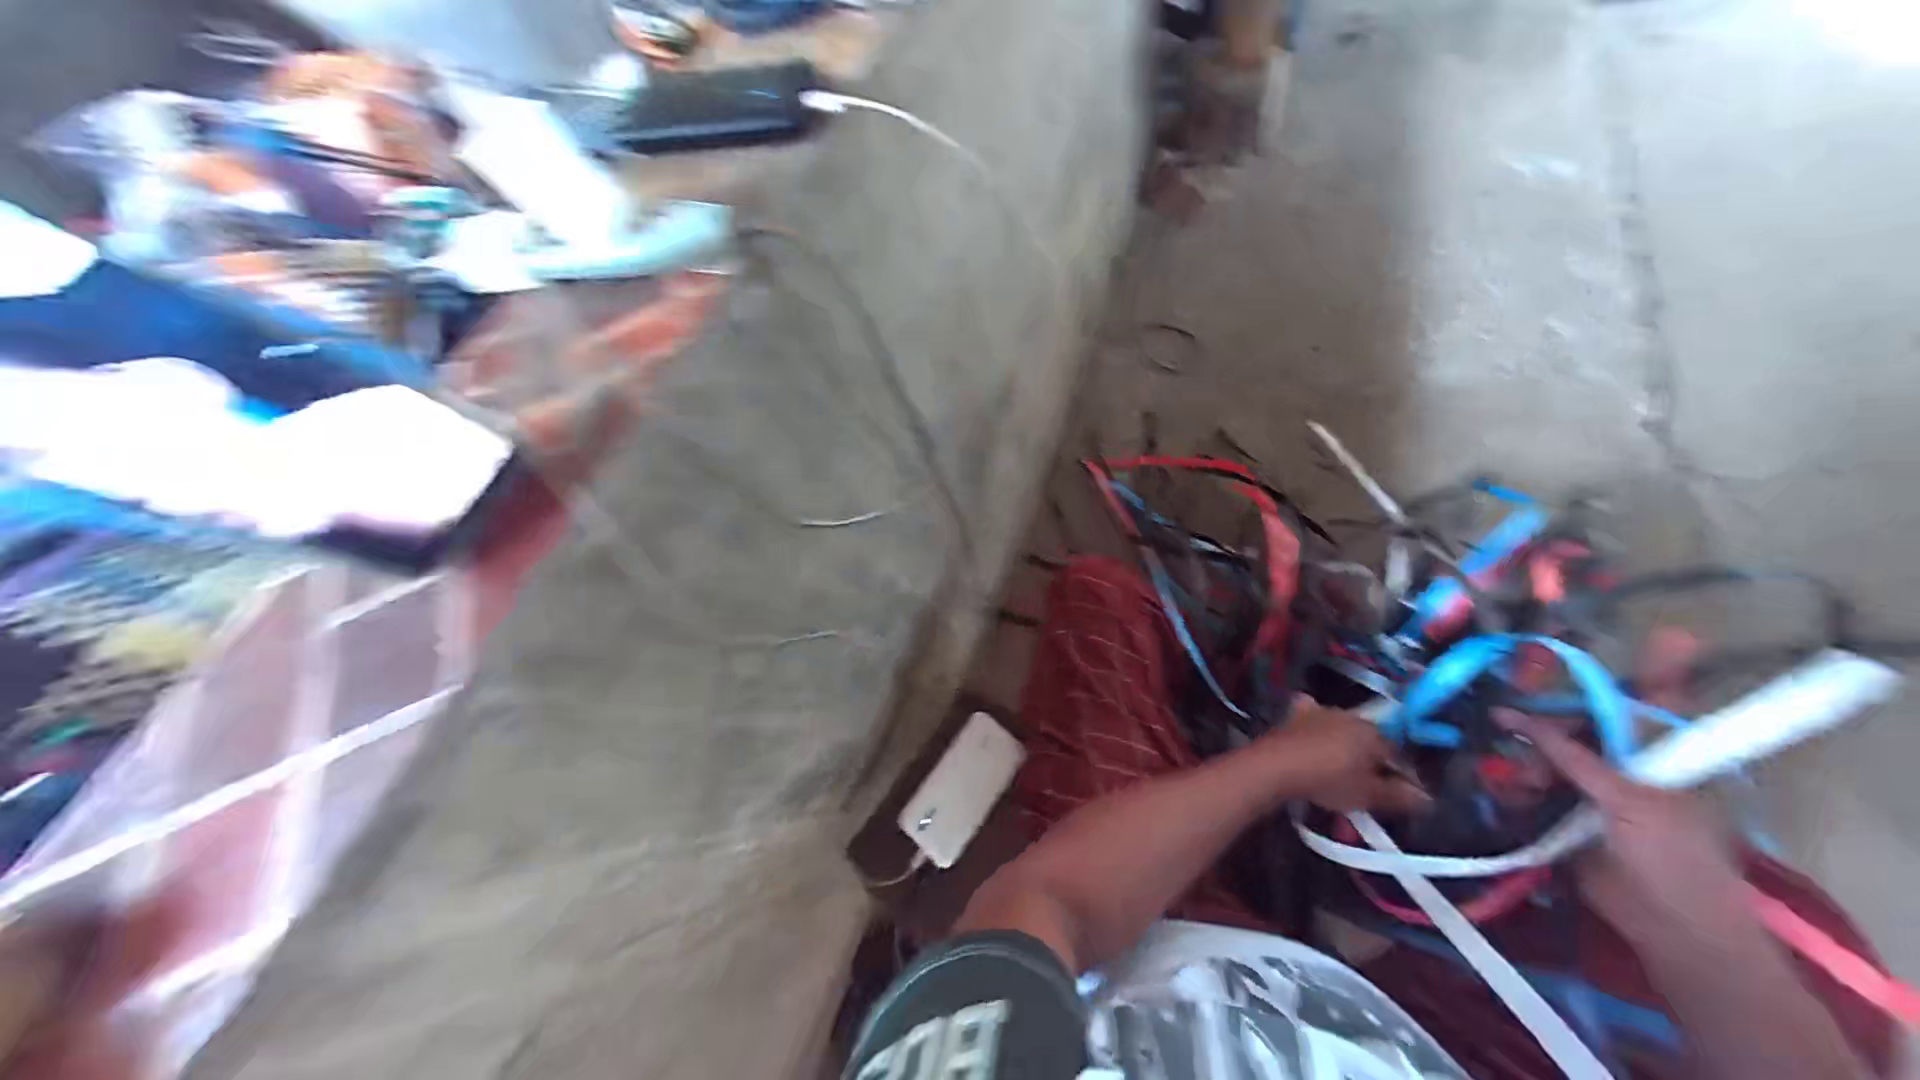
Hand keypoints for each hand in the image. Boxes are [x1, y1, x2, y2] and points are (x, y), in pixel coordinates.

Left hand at [1262, 697, 1430, 813]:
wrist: (1277, 765)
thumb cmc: (1328, 780)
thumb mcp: (1368, 795)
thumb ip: (1400, 796)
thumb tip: (1428, 799)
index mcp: (1374, 733)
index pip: (1398, 753)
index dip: (1403, 773)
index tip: (1401, 792)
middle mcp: (1350, 715)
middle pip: (1370, 736)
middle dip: (1373, 754)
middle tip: (1369, 778)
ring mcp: (1320, 710)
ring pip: (1341, 723)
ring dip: (1345, 738)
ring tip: (1342, 760)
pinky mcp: (1295, 713)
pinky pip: (1310, 713)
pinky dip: (1314, 720)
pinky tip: (1312, 730)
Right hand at [1498, 712, 1751, 939]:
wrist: (1674, 931)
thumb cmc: (1671, 860)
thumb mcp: (1628, 800)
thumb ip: (1575, 757)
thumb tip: (1521, 715)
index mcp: (1646, 765)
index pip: (1598, 721)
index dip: (1561, 711)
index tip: (1521, 706)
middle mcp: (1615, 778)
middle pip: (1563, 744)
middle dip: (1536, 744)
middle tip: (1518, 753)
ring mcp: (1587, 804)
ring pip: (1541, 770)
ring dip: (1522, 772)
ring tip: (1516, 786)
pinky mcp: (1561, 828)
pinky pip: (1528, 799)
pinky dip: (1512, 796)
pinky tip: (1504, 799)